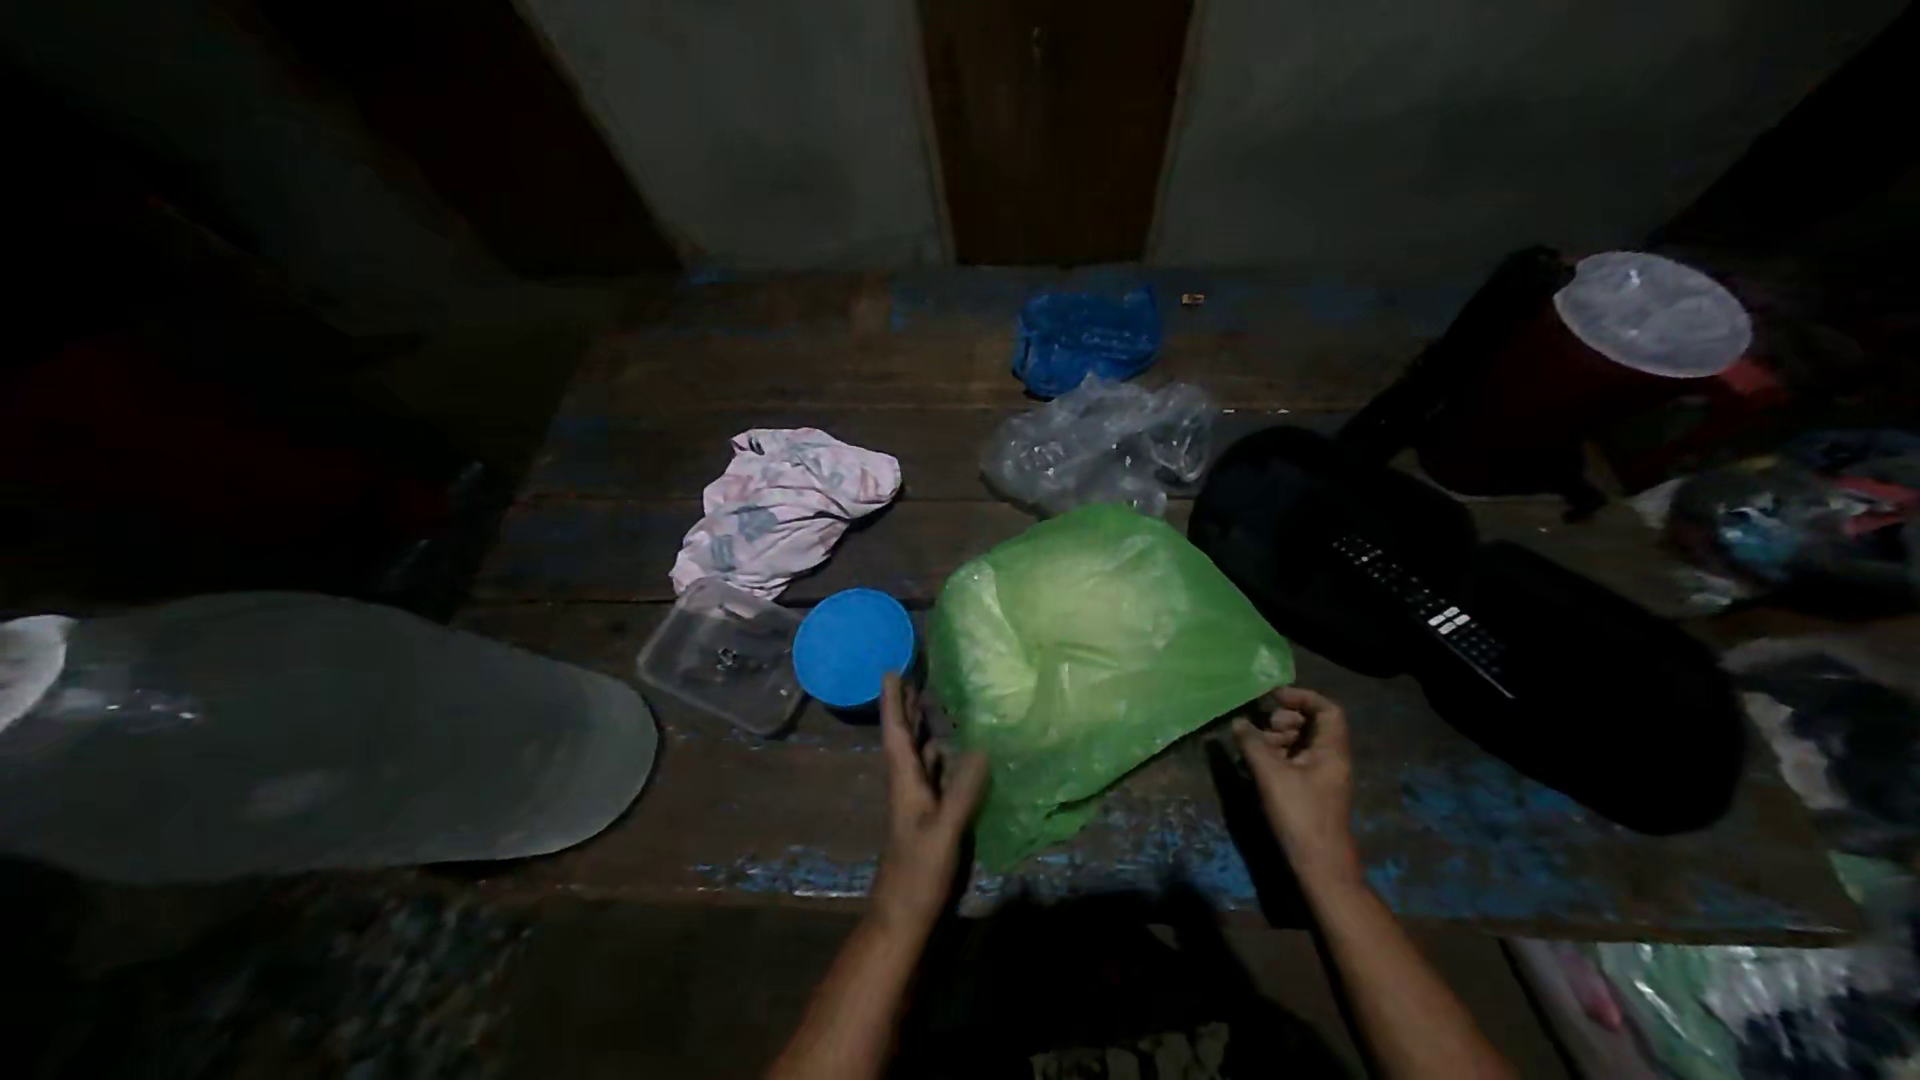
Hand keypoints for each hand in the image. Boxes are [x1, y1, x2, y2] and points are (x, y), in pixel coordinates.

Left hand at [871, 673, 989, 932]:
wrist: (904, 915)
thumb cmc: (918, 873)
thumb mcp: (943, 831)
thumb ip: (962, 791)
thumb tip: (982, 747)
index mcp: (904, 781)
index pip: (896, 732)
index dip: (893, 701)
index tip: (890, 670)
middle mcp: (908, 784)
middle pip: (905, 736)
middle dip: (907, 705)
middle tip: (914, 674)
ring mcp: (918, 800)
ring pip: (919, 752)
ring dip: (923, 726)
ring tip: (934, 700)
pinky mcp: (930, 814)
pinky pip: (934, 772)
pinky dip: (941, 753)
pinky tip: (953, 748)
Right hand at [1231, 686, 1360, 887]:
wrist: (1319, 864)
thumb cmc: (1299, 814)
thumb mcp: (1271, 775)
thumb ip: (1252, 744)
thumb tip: (1238, 722)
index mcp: (1332, 750)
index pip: (1327, 709)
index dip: (1302, 697)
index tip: (1273, 698)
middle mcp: (1332, 758)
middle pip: (1314, 724)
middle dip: (1287, 718)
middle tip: (1264, 725)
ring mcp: (1323, 775)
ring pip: (1303, 742)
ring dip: (1279, 736)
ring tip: (1255, 744)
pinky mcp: (1312, 790)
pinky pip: (1296, 760)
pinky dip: (1278, 754)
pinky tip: (1257, 763)